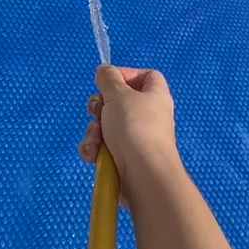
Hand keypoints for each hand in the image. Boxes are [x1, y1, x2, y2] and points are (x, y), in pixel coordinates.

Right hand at [79, 65, 183, 205]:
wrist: (143, 177)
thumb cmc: (134, 127)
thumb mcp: (118, 93)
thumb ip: (108, 78)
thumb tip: (106, 71)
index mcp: (154, 96)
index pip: (146, 76)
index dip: (127, 75)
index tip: (110, 81)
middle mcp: (147, 116)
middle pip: (117, 101)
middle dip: (100, 107)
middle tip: (97, 112)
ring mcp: (136, 140)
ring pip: (106, 126)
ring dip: (94, 132)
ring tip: (97, 140)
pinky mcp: (124, 160)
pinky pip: (103, 148)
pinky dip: (95, 150)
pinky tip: (94, 155)